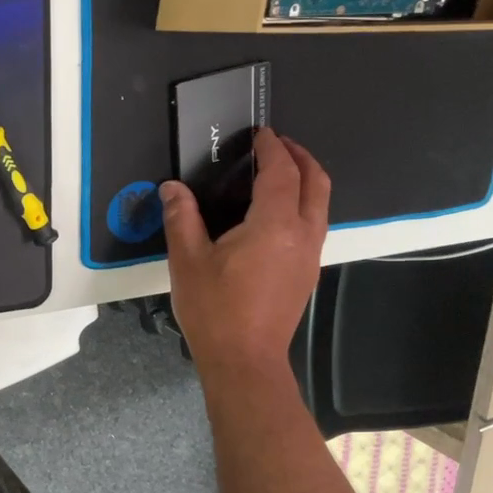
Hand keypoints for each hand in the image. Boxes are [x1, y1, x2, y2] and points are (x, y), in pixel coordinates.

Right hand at [161, 129, 330, 374]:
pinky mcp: (306, 272)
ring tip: (280, 173)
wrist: (244, 358)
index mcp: (274, 225)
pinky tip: (276, 213)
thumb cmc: (214, 308)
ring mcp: (310, 255)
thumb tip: (172, 188)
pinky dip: (303, 204)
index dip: (272, 149)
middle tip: (279, 145)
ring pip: (321, 204)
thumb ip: (182, 218)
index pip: (280, 174)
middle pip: (316, 183)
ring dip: (306, 180)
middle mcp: (303, 234)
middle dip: (301, 158)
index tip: (261, 134)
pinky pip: (314, 224)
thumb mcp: (187, 260)